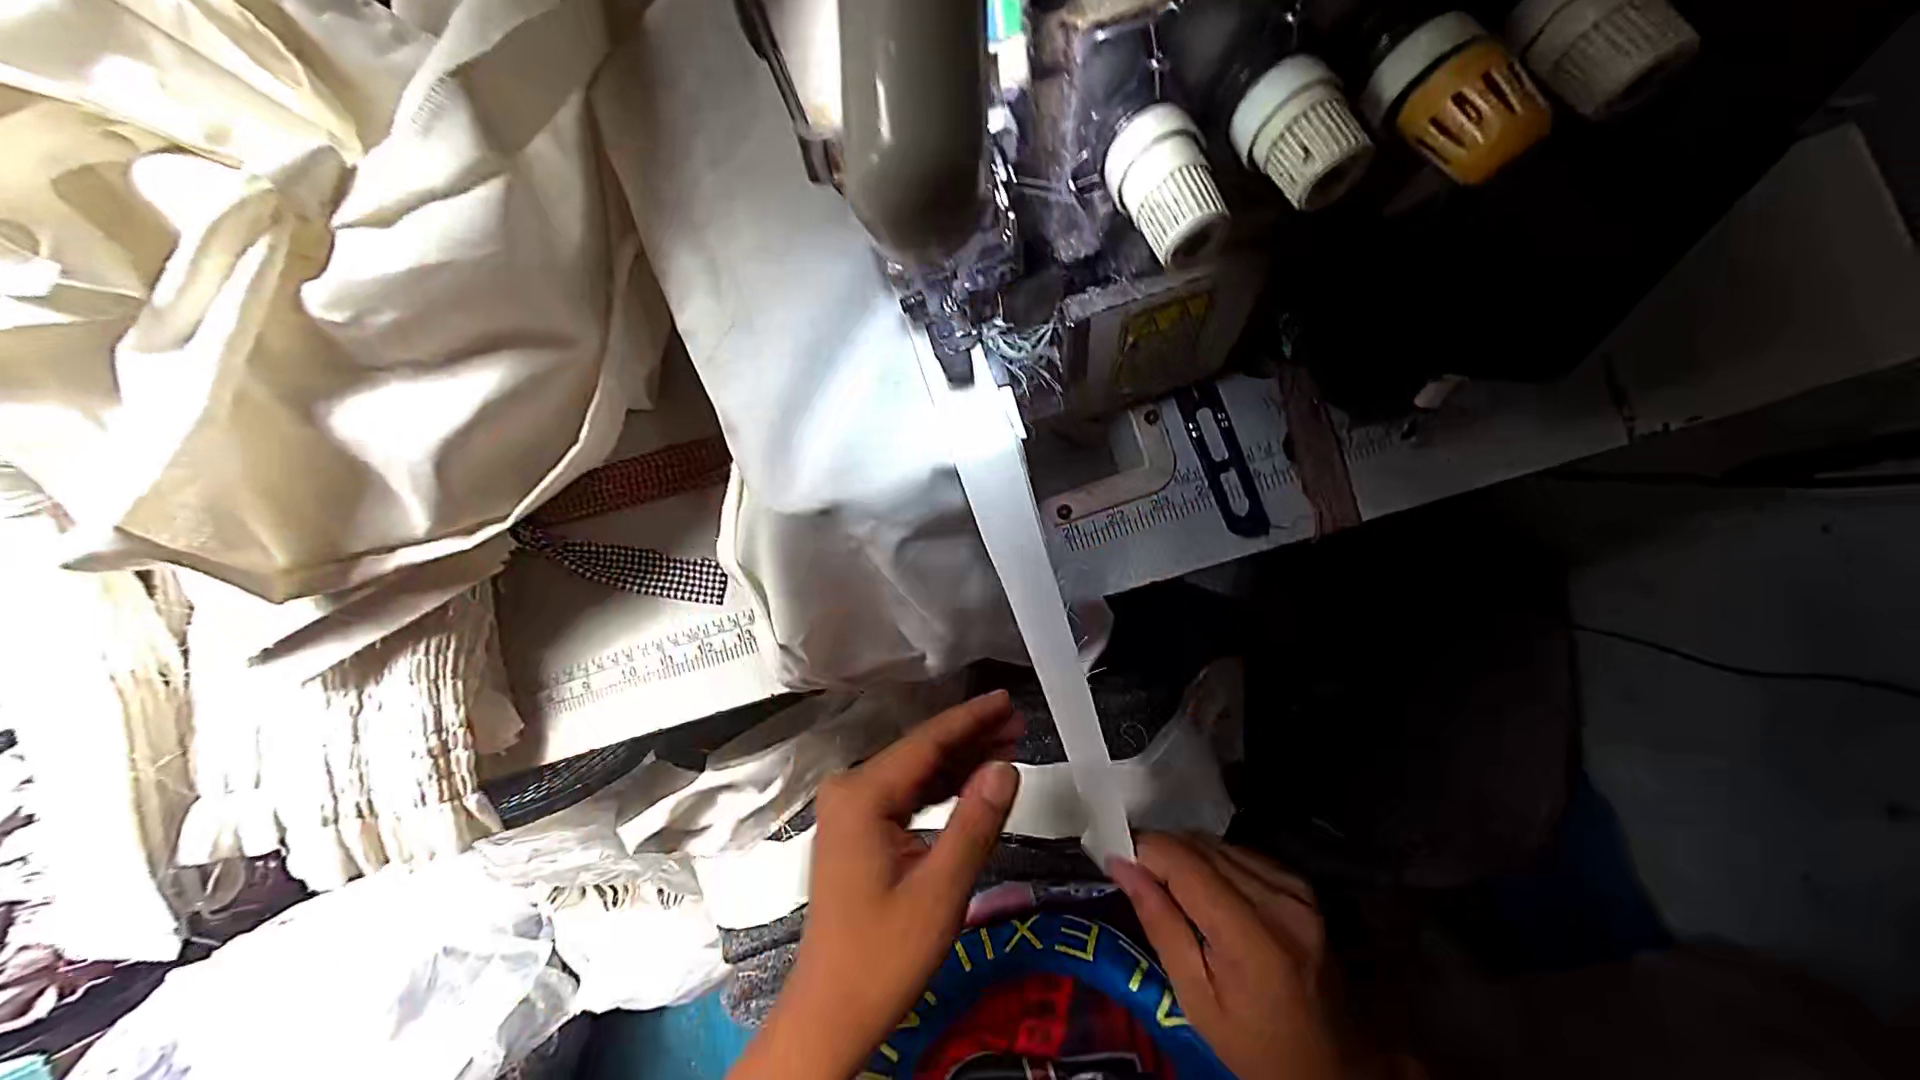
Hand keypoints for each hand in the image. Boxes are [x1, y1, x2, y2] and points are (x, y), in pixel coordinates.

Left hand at [730, 691, 1022, 1079]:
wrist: (832, 1011)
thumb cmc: (883, 956)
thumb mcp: (940, 891)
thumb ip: (975, 823)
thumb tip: (1006, 768)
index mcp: (861, 796)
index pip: (926, 743)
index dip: (971, 718)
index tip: (1007, 699)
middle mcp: (850, 790)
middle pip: (921, 752)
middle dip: (971, 737)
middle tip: (1018, 723)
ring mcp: (852, 809)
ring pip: (917, 772)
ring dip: (961, 761)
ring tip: (1009, 745)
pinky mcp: (859, 828)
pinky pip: (908, 795)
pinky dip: (944, 788)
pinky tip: (976, 781)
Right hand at [1108, 833, 1340, 1079]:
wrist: (1331, 1068)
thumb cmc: (1254, 1046)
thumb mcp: (1195, 999)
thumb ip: (1159, 923)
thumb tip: (1120, 864)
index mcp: (1252, 937)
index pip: (1184, 862)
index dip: (1144, 849)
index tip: (1115, 855)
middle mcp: (1279, 901)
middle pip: (1201, 846)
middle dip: (1160, 849)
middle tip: (1134, 868)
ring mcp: (1296, 891)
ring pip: (1220, 844)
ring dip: (1186, 853)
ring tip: (1166, 880)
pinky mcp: (1303, 888)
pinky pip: (1242, 854)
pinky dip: (1214, 860)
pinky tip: (1204, 886)